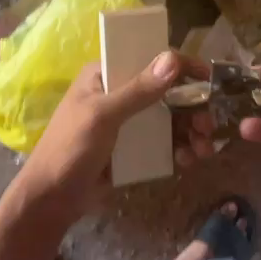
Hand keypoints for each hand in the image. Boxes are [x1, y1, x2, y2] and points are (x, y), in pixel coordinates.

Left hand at [8, 51, 209, 230]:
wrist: (51, 200)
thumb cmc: (70, 149)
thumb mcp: (103, 116)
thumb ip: (137, 90)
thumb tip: (172, 59)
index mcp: (105, 75)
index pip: (148, 59)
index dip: (181, 66)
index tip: (209, 79)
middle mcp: (118, 93)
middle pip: (166, 90)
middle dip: (192, 107)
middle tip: (208, 126)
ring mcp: (127, 122)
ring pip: (169, 117)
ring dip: (190, 130)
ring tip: (204, 149)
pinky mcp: (132, 148)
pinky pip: (163, 141)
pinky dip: (180, 147)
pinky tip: (189, 159)